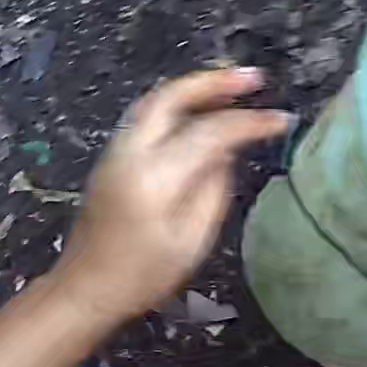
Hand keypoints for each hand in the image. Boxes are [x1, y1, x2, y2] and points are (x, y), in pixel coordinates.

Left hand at [48, 68, 292, 322]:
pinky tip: (197, 112)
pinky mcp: (110, 159)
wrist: (85, 287)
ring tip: (231, 88)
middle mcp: (131, 152)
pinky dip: (174, 105)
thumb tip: (228, 151)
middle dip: (215, 81)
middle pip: (171, 96)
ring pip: (154, 102)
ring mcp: (115, 152)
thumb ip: (213, 190)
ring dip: (192, 89)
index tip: (282, 120)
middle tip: (254, 78)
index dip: (250, 122)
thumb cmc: (142, 276)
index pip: (210, 132)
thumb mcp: (191, 242)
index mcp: (155, 176)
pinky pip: (144, 117)